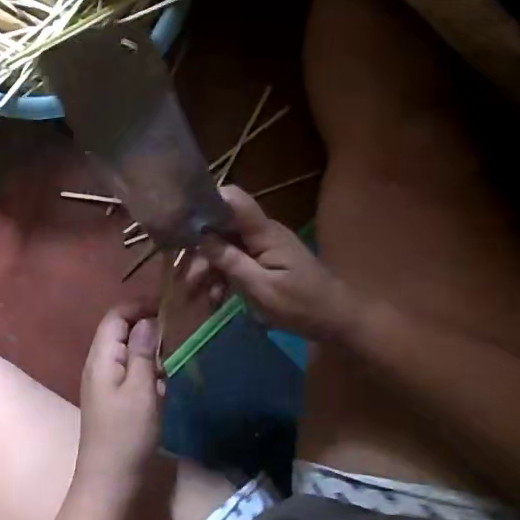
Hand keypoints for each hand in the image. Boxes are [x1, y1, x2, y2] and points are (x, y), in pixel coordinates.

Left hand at [74, 304, 164, 503]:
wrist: (110, 482)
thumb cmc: (127, 434)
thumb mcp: (141, 388)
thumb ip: (144, 351)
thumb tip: (148, 320)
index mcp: (102, 357)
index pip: (116, 315)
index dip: (140, 306)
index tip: (169, 309)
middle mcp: (98, 365)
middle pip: (121, 331)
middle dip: (148, 331)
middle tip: (174, 342)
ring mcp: (104, 383)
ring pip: (129, 353)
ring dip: (150, 355)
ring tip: (168, 369)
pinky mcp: (112, 400)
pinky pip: (131, 374)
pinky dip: (147, 374)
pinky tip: (160, 390)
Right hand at [187, 186, 358, 341]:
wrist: (338, 321)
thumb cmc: (302, 306)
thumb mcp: (261, 289)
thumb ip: (230, 261)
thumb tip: (199, 235)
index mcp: (264, 232)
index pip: (232, 199)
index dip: (205, 203)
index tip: (181, 223)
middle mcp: (263, 233)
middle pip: (222, 226)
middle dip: (200, 249)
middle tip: (185, 279)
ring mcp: (265, 247)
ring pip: (226, 246)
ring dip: (209, 268)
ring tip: (197, 295)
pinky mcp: (266, 261)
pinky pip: (237, 260)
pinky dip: (224, 277)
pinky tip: (216, 299)